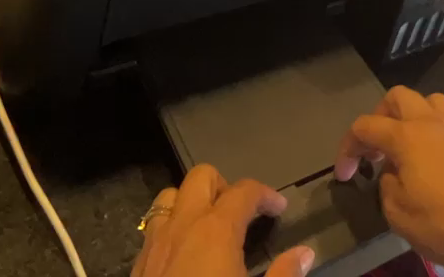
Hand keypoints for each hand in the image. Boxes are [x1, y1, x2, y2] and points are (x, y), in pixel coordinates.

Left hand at [131, 164, 314, 276]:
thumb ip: (282, 275)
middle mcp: (183, 225)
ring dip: (191, 202)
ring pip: (171, 196)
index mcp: (216, 229)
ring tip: (208, 227)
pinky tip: (183, 254)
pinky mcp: (138, 264)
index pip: (245, 190)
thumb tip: (305, 253)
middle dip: (224, 186)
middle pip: (202, 177)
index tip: (280, 208)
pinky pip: (153, 228)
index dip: (266, 194)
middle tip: (241, 214)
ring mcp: (155, 242)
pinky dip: (171, 228)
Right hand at [334, 87, 443, 276]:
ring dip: (410, 116)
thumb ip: (387, 187)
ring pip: (428, 102)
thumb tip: (392, 174)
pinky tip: (434, 159)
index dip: (347, 147)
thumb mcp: (399, 215)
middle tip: (375, 149)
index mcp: (406, 135)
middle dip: (379, 117)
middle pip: (397, 97)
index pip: (365, 127)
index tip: (343, 174)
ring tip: (405, 146)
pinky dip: (434, 131)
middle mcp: (431, 122)